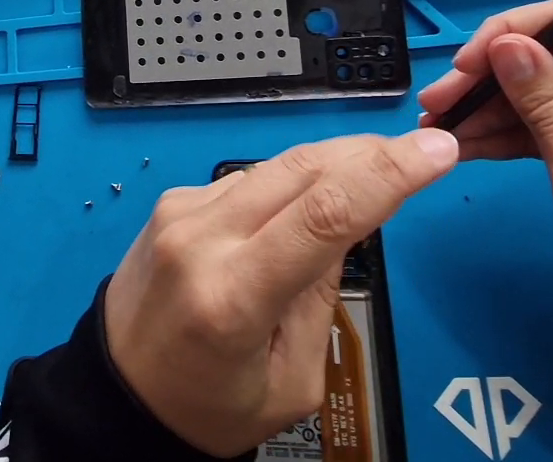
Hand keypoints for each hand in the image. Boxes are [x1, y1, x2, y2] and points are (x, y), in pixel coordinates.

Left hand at [104, 130, 458, 456]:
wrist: (116, 388)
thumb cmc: (206, 404)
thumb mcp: (288, 381)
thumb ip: (321, 298)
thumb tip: (347, 224)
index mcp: (233, 296)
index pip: (323, 215)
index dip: (387, 175)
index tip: (436, 149)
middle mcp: (201, 238)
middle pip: (301, 170)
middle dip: (367, 152)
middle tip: (415, 150)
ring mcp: (181, 210)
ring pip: (274, 168)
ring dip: (328, 165)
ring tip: (365, 178)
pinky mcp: (173, 199)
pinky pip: (245, 181)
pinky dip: (284, 185)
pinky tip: (298, 207)